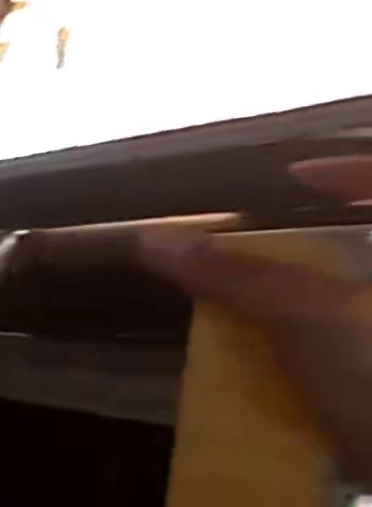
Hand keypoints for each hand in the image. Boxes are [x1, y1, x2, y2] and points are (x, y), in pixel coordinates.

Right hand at [139, 155, 371, 481]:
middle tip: (276, 233)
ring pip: (360, 287)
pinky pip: (353, 328)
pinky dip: (329, 323)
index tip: (290, 176)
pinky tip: (302, 335)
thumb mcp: (318, 322)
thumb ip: (242, 277)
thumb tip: (155, 241)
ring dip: (329, 280)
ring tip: (275, 286)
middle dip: (340, 229)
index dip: (355, 171)